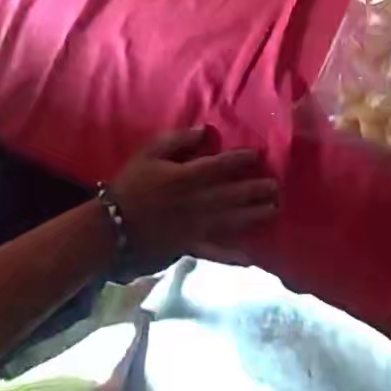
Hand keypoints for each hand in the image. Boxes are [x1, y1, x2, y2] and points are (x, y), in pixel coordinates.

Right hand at [108, 128, 277, 266]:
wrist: (112, 224)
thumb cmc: (132, 184)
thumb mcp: (150, 152)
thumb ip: (178, 140)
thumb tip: (205, 131)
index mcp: (187, 177)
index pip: (220, 166)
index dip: (241, 160)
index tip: (258, 155)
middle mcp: (197, 202)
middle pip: (233, 194)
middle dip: (256, 189)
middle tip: (277, 186)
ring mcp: (196, 226)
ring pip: (231, 220)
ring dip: (254, 215)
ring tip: (274, 209)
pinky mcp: (190, 245)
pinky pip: (214, 252)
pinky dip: (232, 256)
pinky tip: (250, 259)